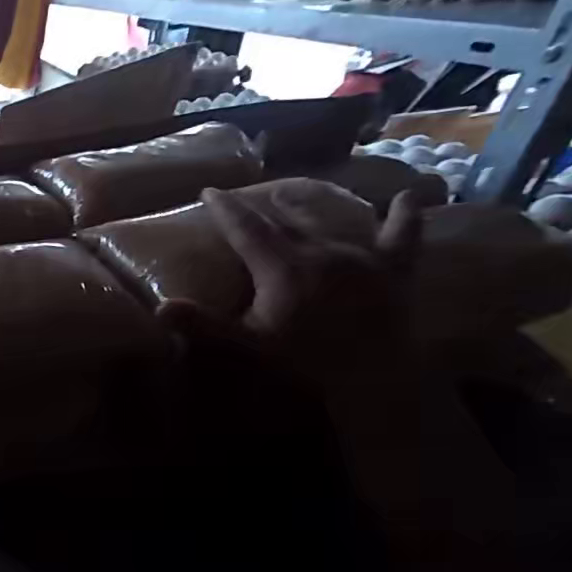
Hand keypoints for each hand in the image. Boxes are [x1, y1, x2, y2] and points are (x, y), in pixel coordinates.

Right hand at [165, 182, 421, 368]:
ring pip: (332, 220)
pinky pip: (402, 236)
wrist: (372, 380)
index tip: (209, 191)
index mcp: (283, 267)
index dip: (226, 209)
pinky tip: (410, 197)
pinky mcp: (394, 269)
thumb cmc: (305, 363)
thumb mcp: (249, 346)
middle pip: (287, 219)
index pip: (246, 229)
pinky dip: (405, 216)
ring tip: (295, 195)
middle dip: (265, 206)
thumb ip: (206, 325)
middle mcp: (320, 250)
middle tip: (252, 200)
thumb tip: (161, 309)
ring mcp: (361, 256)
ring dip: (310, 206)